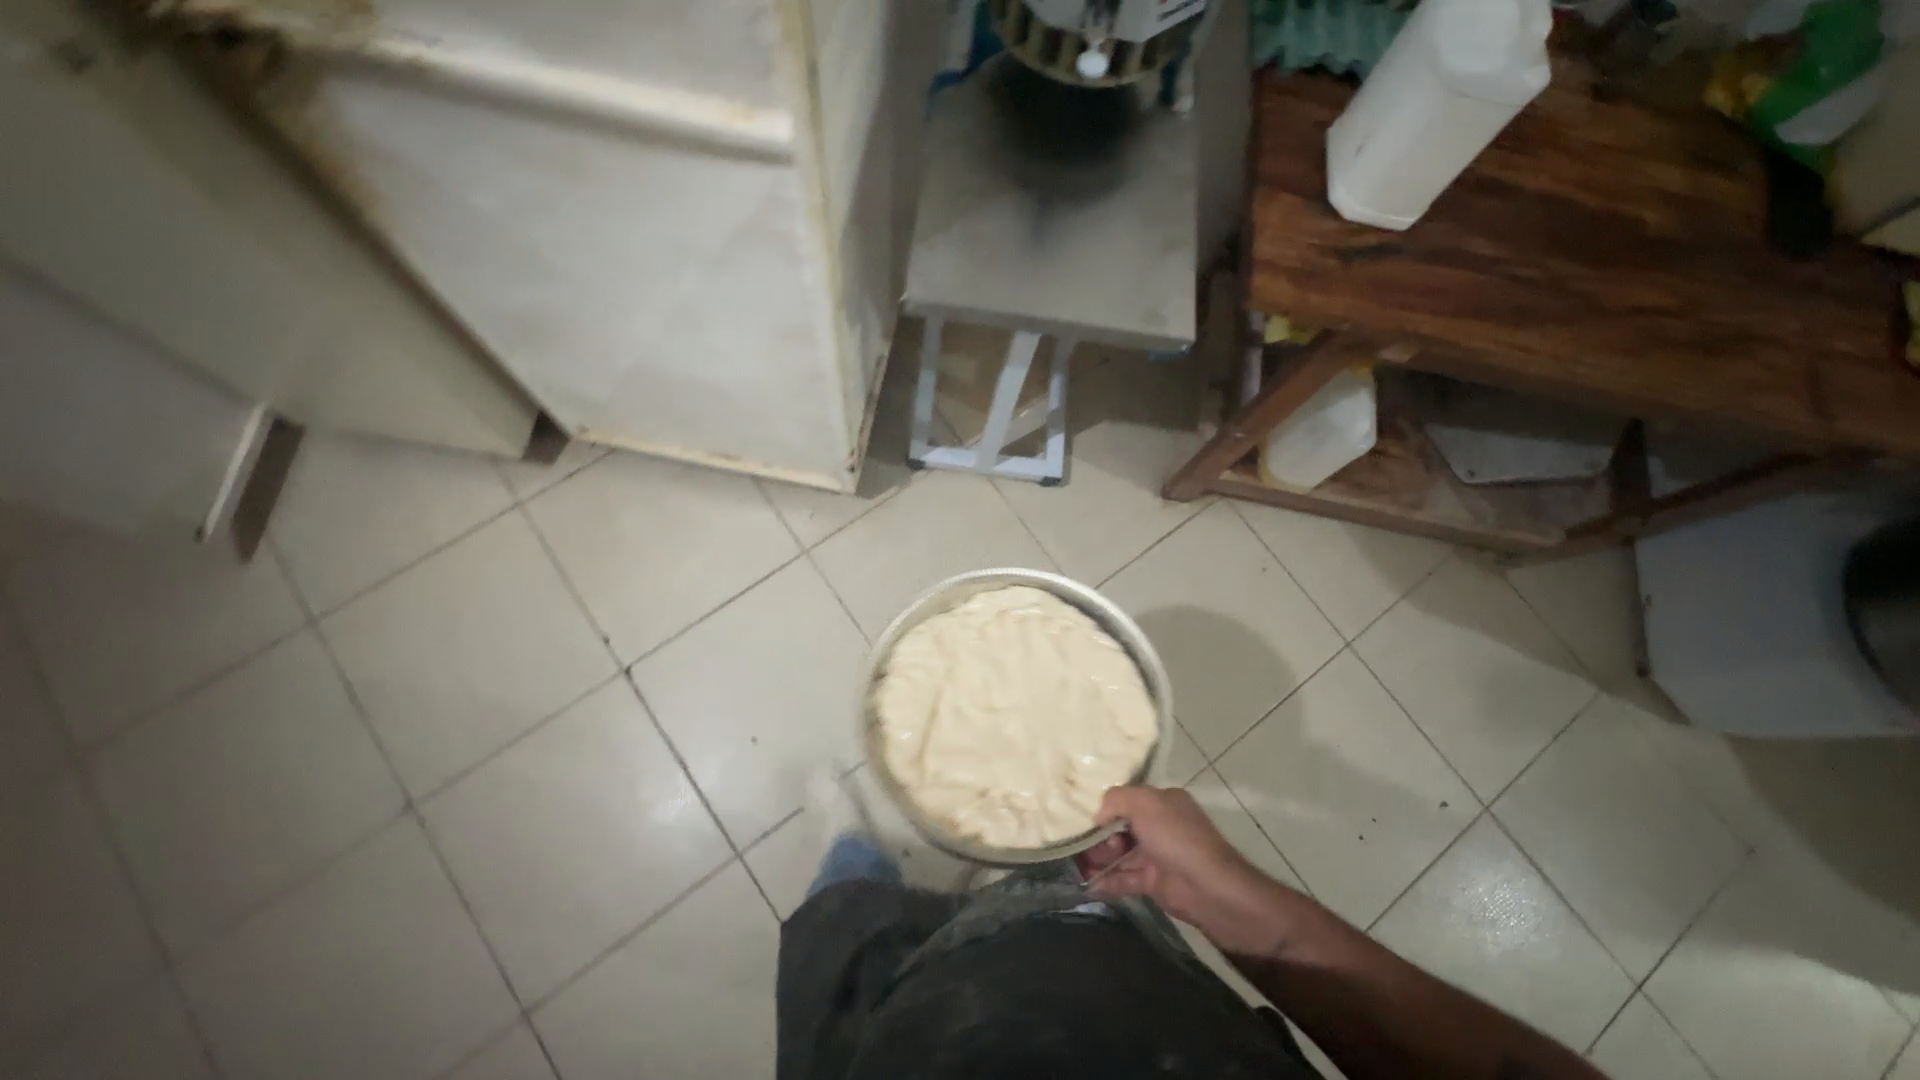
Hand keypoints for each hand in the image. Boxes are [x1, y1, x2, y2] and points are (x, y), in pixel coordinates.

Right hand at [1080, 785, 1315, 958]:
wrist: (1211, 890)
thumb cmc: (1178, 839)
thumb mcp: (1145, 804)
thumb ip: (1116, 800)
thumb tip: (1098, 816)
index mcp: (1163, 802)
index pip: (1126, 800)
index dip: (1105, 809)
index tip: (1085, 821)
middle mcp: (1160, 826)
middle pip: (1119, 827)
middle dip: (1099, 837)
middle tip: (1085, 848)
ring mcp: (1157, 855)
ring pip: (1119, 854)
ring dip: (1098, 860)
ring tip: (1077, 868)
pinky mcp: (1154, 883)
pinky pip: (1124, 879)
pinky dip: (1106, 881)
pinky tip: (1086, 886)